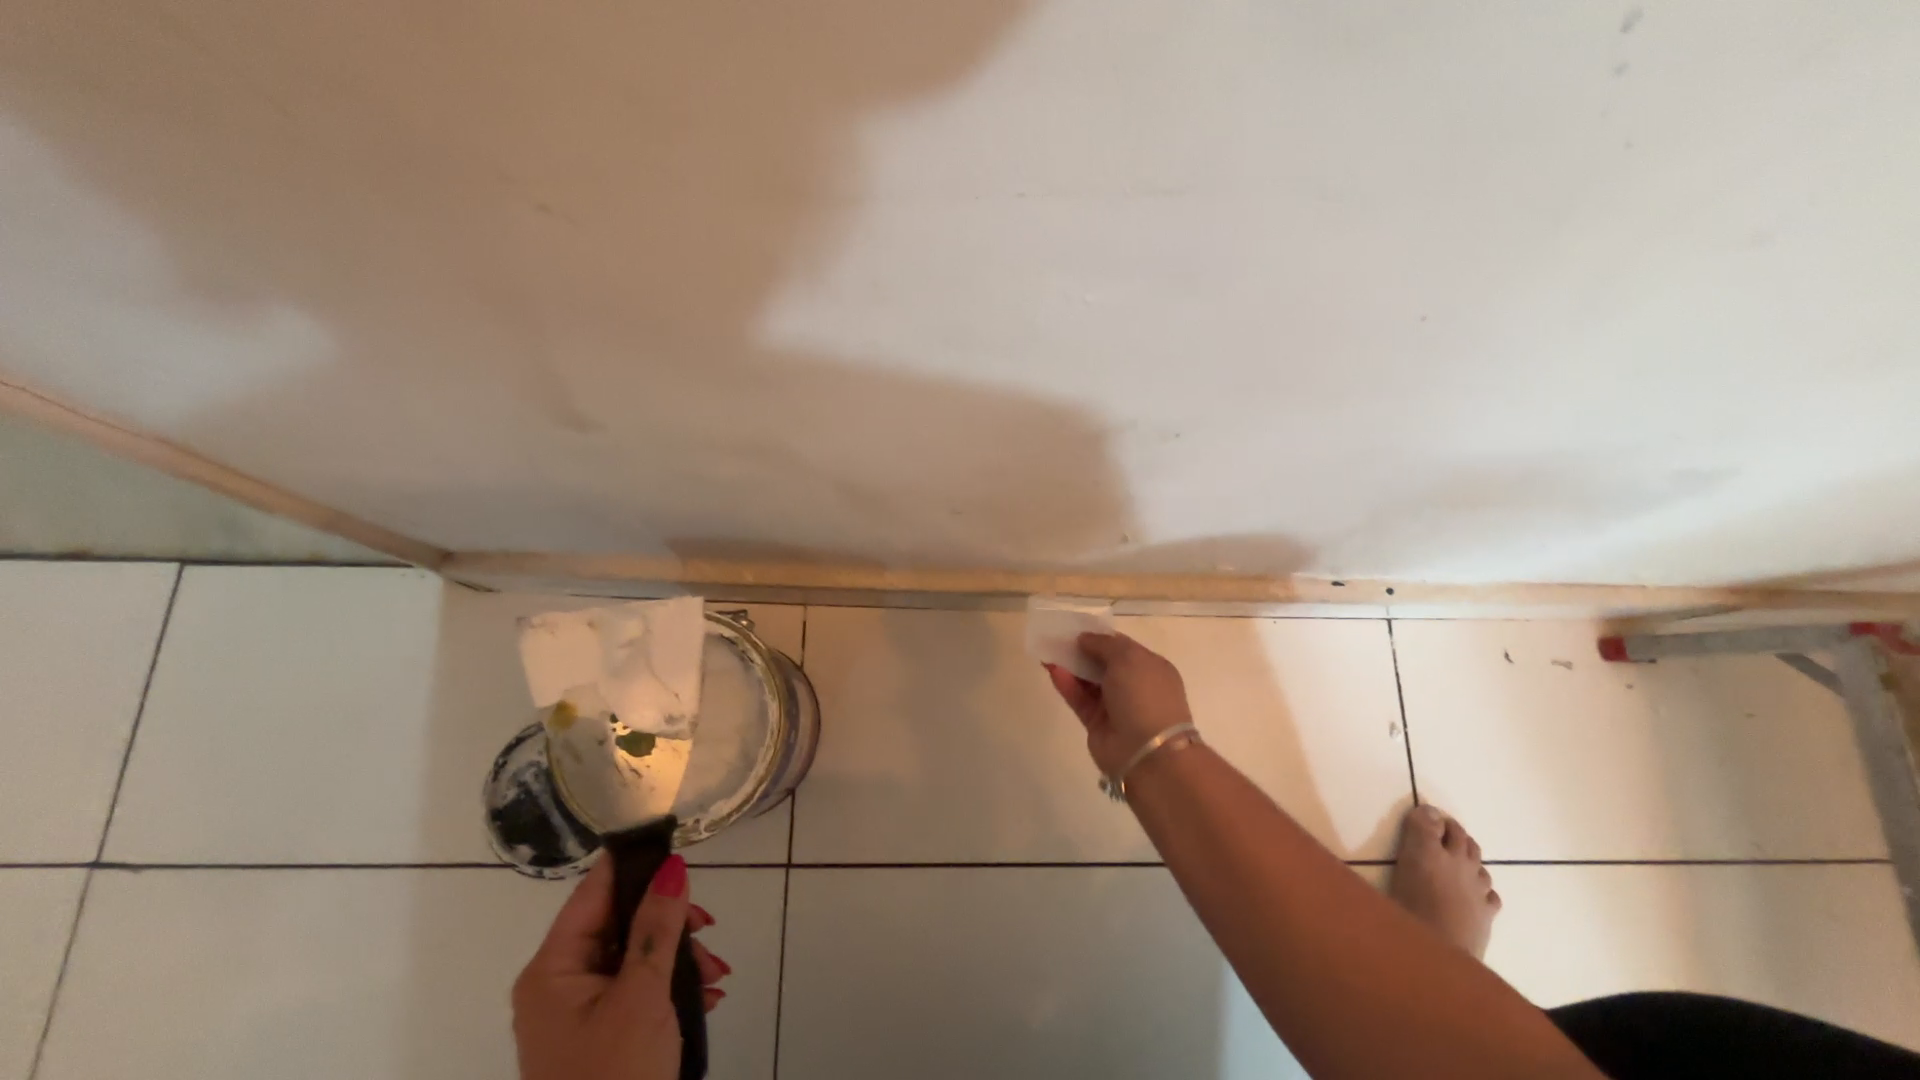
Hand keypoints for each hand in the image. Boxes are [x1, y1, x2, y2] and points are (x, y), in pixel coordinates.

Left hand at [513, 855, 731, 1079]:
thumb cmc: (616, 1076)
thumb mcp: (643, 996)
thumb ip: (658, 926)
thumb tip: (671, 866)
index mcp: (553, 968)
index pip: (593, 893)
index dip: (634, 867)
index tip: (680, 855)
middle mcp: (558, 983)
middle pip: (619, 923)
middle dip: (670, 925)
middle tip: (709, 933)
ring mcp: (577, 1012)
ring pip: (634, 956)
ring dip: (678, 958)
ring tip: (715, 977)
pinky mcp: (598, 1034)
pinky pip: (636, 989)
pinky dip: (671, 987)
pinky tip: (706, 998)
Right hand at [1044, 632, 1193, 775]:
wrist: (1147, 751)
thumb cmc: (1144, 695)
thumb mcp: (1128, 658)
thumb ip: (1104, 644)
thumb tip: (1085, 639)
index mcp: (1151, 668)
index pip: (1123, 647)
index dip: (1100, 637)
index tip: (1077, 628)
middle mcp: (1135, 686)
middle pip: (1104, 664)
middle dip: (1083, 651)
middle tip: (1058, 638)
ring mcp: (1116, 706)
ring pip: (1089, 681)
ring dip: (1071, 666)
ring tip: (1048, 650)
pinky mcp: (1097, 723)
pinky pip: (1080, 699)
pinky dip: (1067, 684)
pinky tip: (1052, 670)